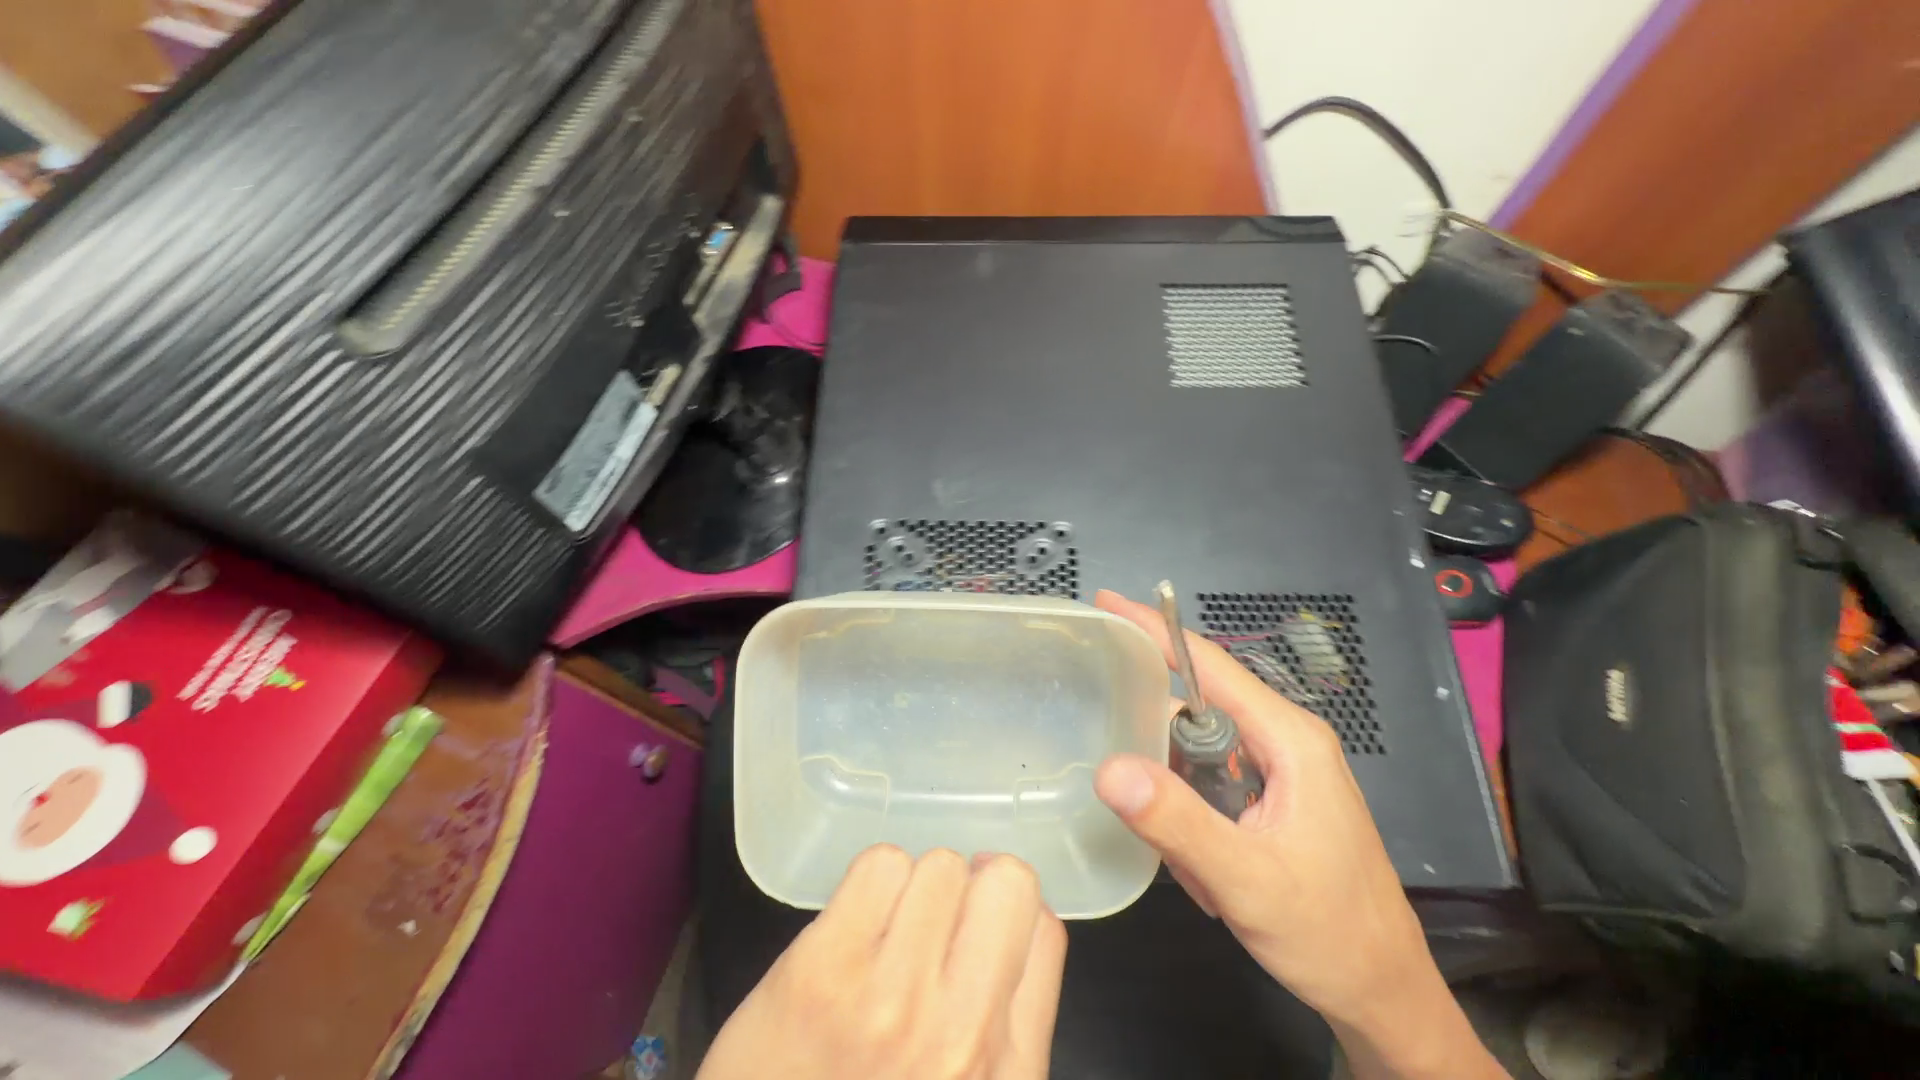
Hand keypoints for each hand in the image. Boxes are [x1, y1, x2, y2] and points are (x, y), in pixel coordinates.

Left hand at [697, 845, 1067, 1079]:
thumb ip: (1021, 1004)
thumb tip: (1022, 904)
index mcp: (1007, 1067)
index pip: (1044, 926)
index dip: (1005, 908)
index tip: (974, 918)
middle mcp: (959, 1033)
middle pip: (1004, 880)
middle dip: (968, 892)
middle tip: (928, 929)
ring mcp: (889, 999)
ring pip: (939, 865)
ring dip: (913, 888)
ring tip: (883, 937)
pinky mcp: (823, 967)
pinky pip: (880, 862)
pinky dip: (870, 882)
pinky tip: (849, 930)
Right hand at [1091, 590, 1504, 1078]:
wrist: (1383, 992)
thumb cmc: (1327, 933)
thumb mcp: (1245, 880)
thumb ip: (1176, 821)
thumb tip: (1109, 767)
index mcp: (1290, 739)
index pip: (1210, 665)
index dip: (1155, 629)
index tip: (1106, 604)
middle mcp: (1288, 742)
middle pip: (1200, 706)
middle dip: (1158, 742)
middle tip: (1124, 773)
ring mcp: (1283, 771)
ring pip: (1202, 751)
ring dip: (1178, 795)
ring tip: (1187, 860)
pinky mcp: (1276, 800)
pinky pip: (1215, 783)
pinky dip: (1194, 815)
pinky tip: (1200, 866)